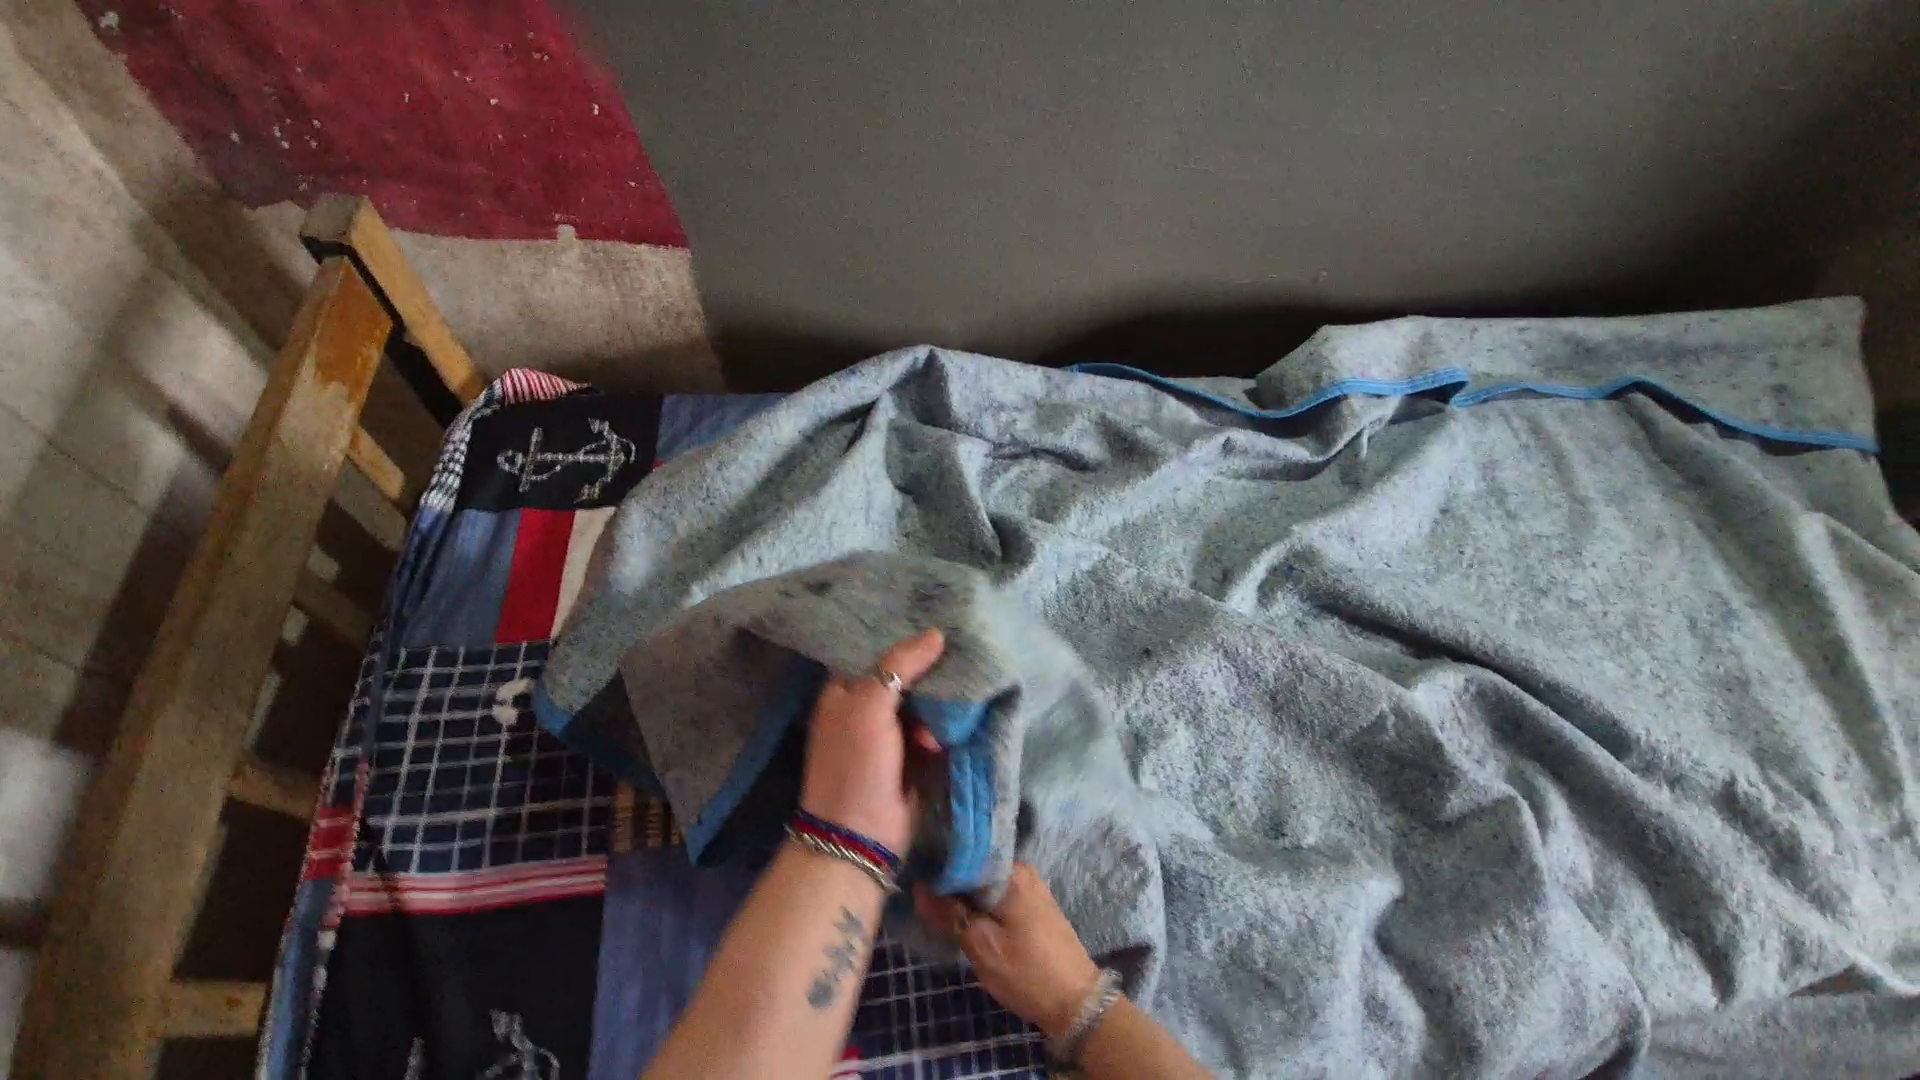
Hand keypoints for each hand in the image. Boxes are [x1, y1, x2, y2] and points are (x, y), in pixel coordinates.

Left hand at [799, 628, 944, 855]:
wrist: (859, 836)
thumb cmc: (855, 764)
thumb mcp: (870, 706)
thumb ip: (899, 665)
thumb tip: (936, 634)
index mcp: (842, 691)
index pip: (873, 652)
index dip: (900, 639)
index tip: (935, 625)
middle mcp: (862, 708)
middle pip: (901, 677)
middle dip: (927, 673)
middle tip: (957, 660)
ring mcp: (885, 736)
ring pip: (920, 704)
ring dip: (937, 708)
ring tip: (947, 715)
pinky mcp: (908, 758)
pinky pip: (929, 731)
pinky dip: (939, 732)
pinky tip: (945, 739)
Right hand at [915, 863, 1103, 1038]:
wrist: (1076, 1002)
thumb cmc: (1027, 973)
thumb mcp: (982, 947)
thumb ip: (950, 914)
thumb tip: (920, 888)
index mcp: (1009, 872)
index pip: (963, 855)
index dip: (936, 865)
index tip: (913, 875)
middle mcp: (1020, 869)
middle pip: (974, 867)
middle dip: (948, 881)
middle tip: (919, 895)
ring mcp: (1029, 886)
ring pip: (983, 883)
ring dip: (962, 895)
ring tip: (933, 905)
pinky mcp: (1032, 904)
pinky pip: (996, 894)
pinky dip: (978, 903)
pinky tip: (961, 915)